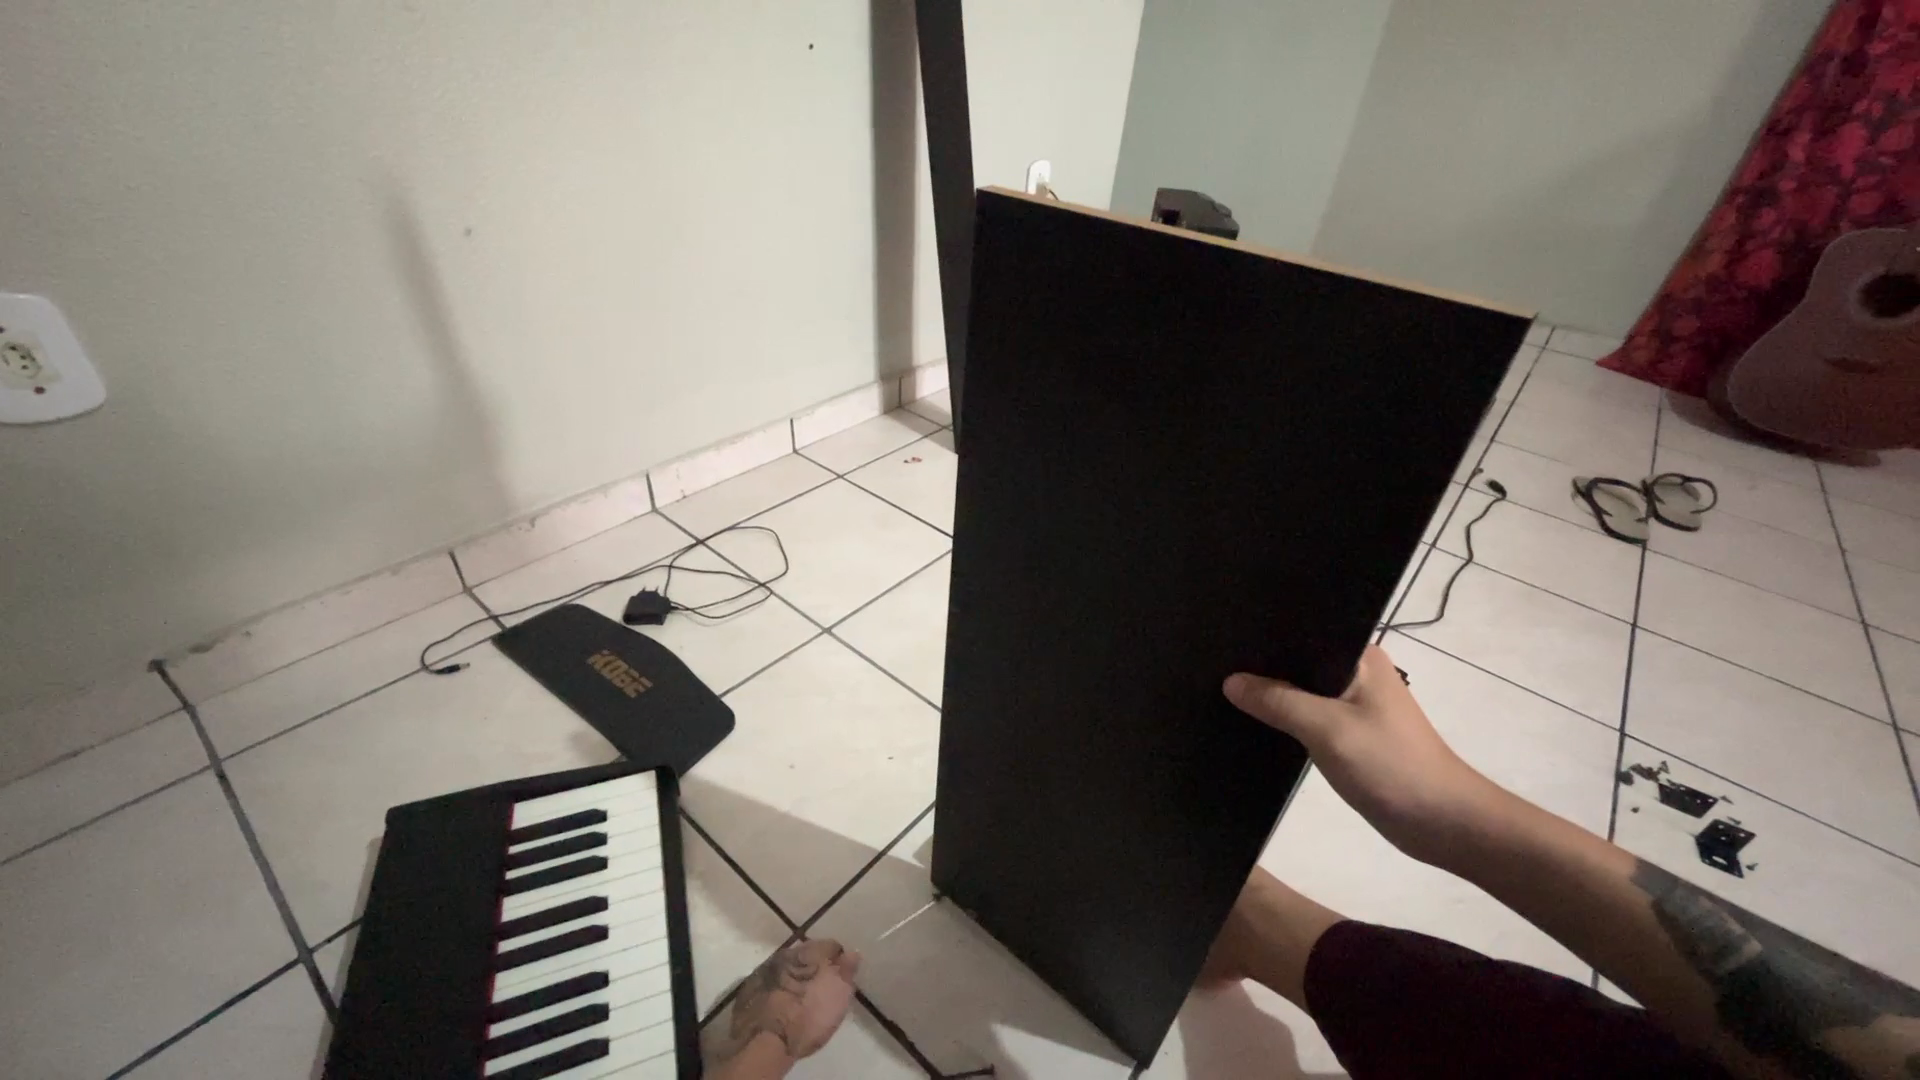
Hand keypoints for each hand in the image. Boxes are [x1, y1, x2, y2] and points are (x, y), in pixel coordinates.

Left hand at [725, 939, 860, 1063]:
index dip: (838, 961)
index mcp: (811, 950)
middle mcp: (788, 952)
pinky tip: (779, 1004)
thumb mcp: (838, 997)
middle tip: (820, 987)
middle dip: (814, 966)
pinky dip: (776, 988)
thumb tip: (852, 953)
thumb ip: (846, 972)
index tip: (840, 978)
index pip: (831, 945)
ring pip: (786, 966)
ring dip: (794, 975)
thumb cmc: (807, 1018)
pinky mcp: (749, 986)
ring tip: (799, 997)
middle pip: (807, 953)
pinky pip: (769, 981)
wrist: (763, 1041)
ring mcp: (766, 968)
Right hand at [1224, 645, 1509, 865]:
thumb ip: (1277, 701)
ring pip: (1300, 690)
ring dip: (1273, 695)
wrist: (1444, 823)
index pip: (1302, 632)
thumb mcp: (1326, 729)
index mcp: (1360, 657)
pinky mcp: (1350, 733)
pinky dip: (1285, 718)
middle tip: (1214, 665)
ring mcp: (1354, 704)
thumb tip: (1231, 681)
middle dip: (1262, 666)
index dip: (1264, 635)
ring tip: (1222, 690)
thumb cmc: (1391, 765)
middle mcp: (1357, 672)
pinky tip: (1254, 720)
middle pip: (1298, 661)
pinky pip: (1307, 715)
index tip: (1223, 636)